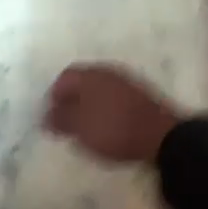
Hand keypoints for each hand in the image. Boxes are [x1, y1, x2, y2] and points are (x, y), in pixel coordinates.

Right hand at [43, 63, 181, 163]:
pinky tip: (106, 128)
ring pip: (99, 90)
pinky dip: (104, 110)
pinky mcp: (140, 96)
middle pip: (82, 81)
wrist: (162, 136)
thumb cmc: (114, 129)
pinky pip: (113, 98)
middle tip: (65, 124)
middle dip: (71, 101)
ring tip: (84, 130)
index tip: (50, 118)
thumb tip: (45, 114)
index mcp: (91, 75)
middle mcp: (108, 72)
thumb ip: (61, 119)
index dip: (54, 96)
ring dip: (88, 106)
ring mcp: (126, 82)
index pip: (65, 77)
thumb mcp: (81, 128)